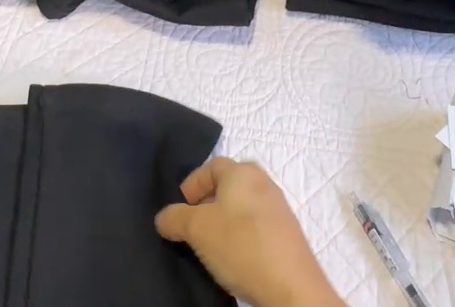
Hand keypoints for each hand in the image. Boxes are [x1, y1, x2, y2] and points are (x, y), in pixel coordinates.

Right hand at [156, 158, 344, 306]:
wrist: (291, 288)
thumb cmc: (241, 245)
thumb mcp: (197, 229)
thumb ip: (175, 218)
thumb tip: (163, 217)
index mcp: (242, 171)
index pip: (210, 166)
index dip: (191, 185)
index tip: (180, 210)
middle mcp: (263, 182)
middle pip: (227, 186)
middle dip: (207, 204)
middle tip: (193, 227)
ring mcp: (279, 208)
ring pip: (242, 207)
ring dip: (224, 222)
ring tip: (211, 247)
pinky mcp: (287, 233)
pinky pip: (256, 226)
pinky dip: (242, 236)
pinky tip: (235, 257)